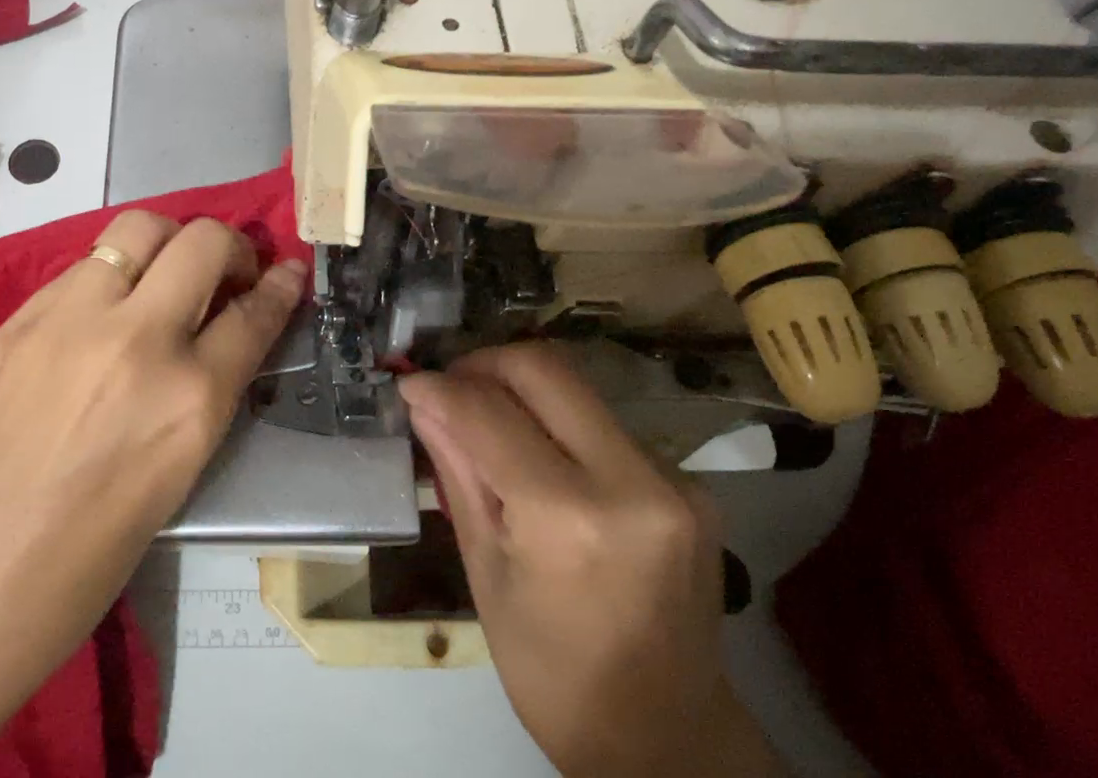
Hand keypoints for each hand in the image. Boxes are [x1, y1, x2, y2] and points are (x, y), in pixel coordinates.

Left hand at [0, 210, 303, 777]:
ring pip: (134, 230)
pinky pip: (78, 269)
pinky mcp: (13, 323)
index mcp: (188, 401)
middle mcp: (133, 342)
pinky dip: (107, 277)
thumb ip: (204, 396)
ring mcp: (65, 323)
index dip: (280, 289)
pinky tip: (98, 315)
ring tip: (162, 281)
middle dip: (230, 247)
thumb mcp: (177, 477)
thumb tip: (223, 339)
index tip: (288, 274)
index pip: (253, 315)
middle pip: (201, 243)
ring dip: (165, 246)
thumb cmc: (86, 561)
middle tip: (226, 275)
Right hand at [400, 342, 784, 777]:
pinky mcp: (691, 486)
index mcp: (570, 520)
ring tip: (483, 422)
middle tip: (446, 386)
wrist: (664, 734)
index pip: (490, 414)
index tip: (407, 382)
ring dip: (522, 392)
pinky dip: (559, 425)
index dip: (439, 387)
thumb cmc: (550, 673)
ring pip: (580, 391)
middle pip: (547, 370)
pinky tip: (536, 458)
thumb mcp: (485, 574)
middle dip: (484, 363)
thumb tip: (424, 404)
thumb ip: (458, 475)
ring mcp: (674, 481)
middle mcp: (634, 483)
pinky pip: (607, 426)